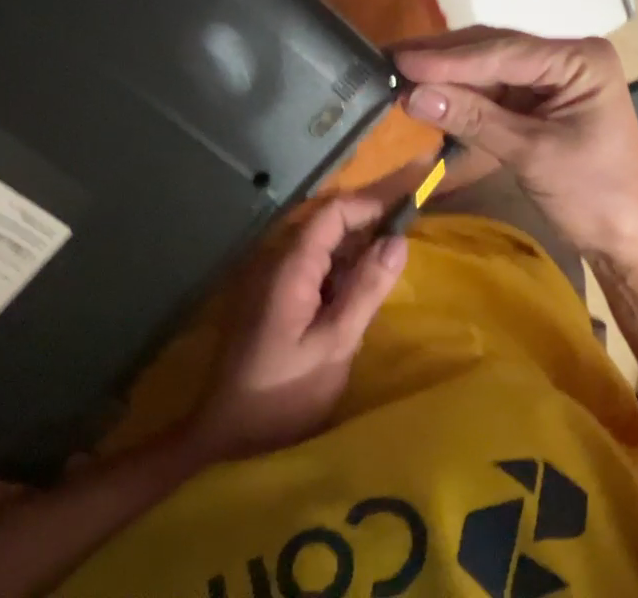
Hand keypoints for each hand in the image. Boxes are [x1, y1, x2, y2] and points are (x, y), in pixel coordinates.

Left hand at [184, 197, 406, 462]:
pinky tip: (359, 288)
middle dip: (367, 222)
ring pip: (318, 245)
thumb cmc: (284, 392)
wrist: (227, 433)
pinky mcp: (270, 299)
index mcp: (289, 266)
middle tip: (407, 233)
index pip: (333, 212)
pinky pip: (309, 268)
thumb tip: (398, 241)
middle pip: (325, 223)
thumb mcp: (335, 344)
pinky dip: (338, 269)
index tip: (410, 209)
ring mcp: (269, 280)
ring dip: (354, 247)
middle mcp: (274, 262)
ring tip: (391, 259)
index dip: (372, 205)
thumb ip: (366, 289)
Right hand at [393, 27, 637, 253]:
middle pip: (494, 51)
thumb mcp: (532, 154)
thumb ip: (473, 119)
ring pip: (489, 69)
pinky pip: (494, 92)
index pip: (504, 52)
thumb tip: (412, 95)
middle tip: (389, 60)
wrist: (629, 240)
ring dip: (447, 75)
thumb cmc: (595, 195)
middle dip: (443, 59)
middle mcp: (567, 58)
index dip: (448, 58)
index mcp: (580, 60)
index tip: (399, 60)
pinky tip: (429, 93)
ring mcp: (554, 80)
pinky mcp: (540, 103)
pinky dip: (462, 96)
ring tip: (399, 73)